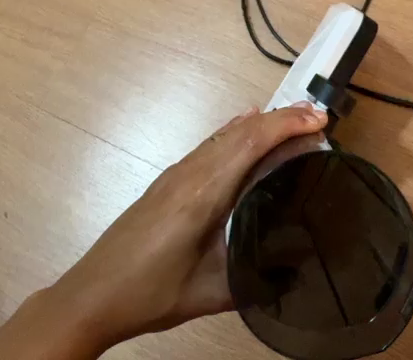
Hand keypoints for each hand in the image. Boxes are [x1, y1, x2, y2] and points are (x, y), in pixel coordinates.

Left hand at [0, 104, 328, 359]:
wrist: (92, 293)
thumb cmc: (150, 292)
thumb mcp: (209, 292)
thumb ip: (253, 276)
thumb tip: (295, 267)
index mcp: (203, 192)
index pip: (251, 142)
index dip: (287, 125)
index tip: (320, 120)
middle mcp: (192, 171)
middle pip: (242, 130)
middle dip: (283, 118)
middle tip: (320, 119)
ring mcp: (178, 172)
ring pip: (227, 133)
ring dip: (263, 123)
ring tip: (296, 122)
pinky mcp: (171, 179)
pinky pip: (213, 143)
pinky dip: (238, 130)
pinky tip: (247, 125)